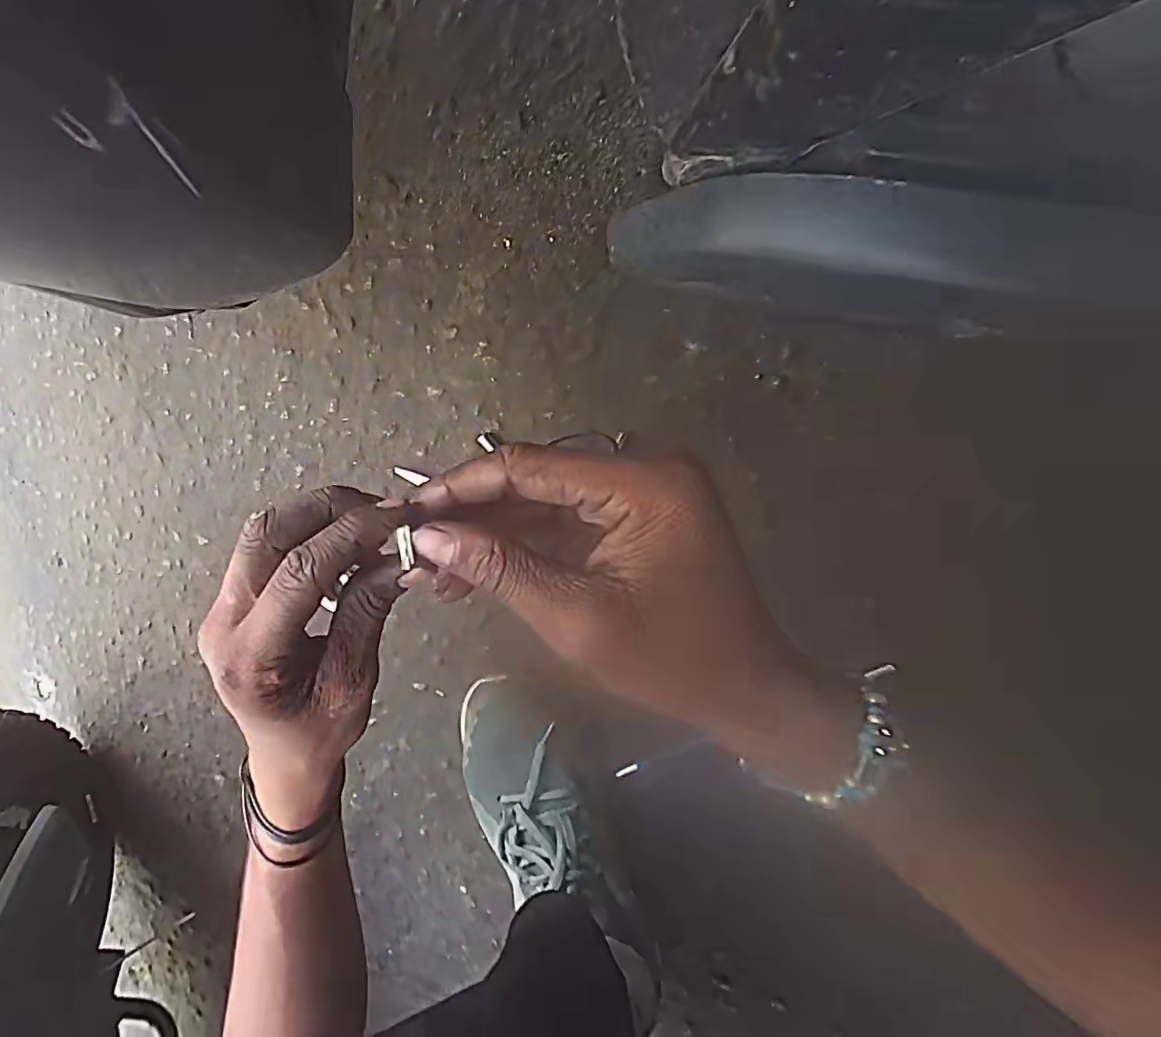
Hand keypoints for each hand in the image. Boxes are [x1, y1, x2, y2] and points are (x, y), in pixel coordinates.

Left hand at [199, 487, 407, 829]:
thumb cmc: (317, 735)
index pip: (298, 572)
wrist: (282, 756)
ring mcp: (220, 608)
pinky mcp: (230, 599)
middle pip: (267, 535)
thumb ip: (367, 613)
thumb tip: (401, 558)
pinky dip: (304, 531)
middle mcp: (223, 624)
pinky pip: (263, 548)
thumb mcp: (352, 682)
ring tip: (364, 520)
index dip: (349, 536)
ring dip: (314, 515)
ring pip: (261, 532)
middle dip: (327, 509)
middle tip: (378, 510)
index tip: (393, 521)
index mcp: (251, 656)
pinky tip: (339, 540)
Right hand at [405, 444, 810, 734]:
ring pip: (535, 504)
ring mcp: (633, 494)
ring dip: (484, 534)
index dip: (461, 486)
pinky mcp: (624, 519)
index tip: (412, 509)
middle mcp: (639, 471)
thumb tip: (430, 537)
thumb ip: (499, 568)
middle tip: (414, 541)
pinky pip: (555, 523)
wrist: (747, 694)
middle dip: (468, 514)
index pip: (528, 466)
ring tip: (432, 567)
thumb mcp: (575, 617)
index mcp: (641, 482)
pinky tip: (469, 572)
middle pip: (529, 481)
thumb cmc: (672, 661)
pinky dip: (513, 546)